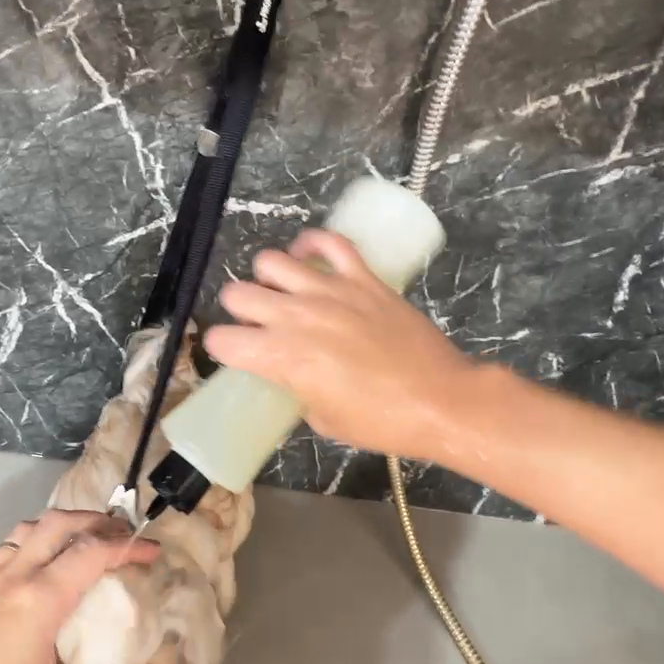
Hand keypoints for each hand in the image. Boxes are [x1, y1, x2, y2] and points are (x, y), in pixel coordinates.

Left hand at [0, 510, 159, 663]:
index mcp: (40, 599)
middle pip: (59, 524)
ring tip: (84, 541)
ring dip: (62, 526)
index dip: (127, 547)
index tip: (153, 552)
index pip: (92, 553)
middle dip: (96, 521)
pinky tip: (34, 562)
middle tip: (123, 536)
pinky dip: (29, 541)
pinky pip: (4, 548)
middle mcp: (14, 576)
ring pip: (28, 529)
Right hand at [206, 228, 479, 461]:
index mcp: (282, 357)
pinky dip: (313, 244)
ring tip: (282, 292)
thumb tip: (290, 375)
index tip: (235, 353)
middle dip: (239, 310)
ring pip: (271, 261)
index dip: (221, 347)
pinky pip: (328, 242)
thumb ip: (294, 388)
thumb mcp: (322, 419)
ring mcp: (330, 291)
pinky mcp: (362, 278)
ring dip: (268, 278)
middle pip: (237, 293)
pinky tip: (309, 259)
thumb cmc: (381, 422)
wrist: (442, 401)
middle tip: (257, 324)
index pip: (221, 339)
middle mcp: (296, 317)